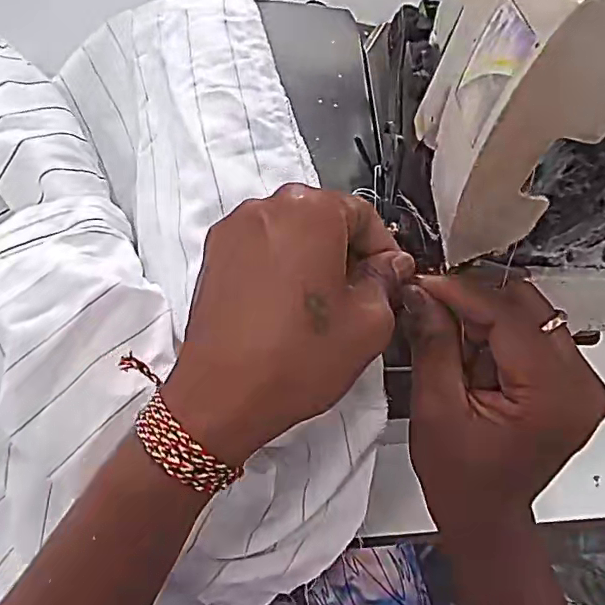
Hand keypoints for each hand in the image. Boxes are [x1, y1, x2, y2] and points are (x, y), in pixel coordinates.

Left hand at [164, 184, 414, 464]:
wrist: (223, 396)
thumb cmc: (292, 360)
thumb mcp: (369, 322)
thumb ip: (387, 282)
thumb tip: (389, 267)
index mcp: (310, 211)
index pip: (364, 215)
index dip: (384, 250)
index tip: (390, 278)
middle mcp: (267, 209)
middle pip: (325, 219)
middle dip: (348, 254)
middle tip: (362, 296)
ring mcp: (234, 232)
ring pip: (292, 235)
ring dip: (313, 262)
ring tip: (323, 310)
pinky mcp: (214, 258)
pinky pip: (262, 252)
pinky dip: (281, 271)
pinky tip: (290, 312)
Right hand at [402, 274, 604, 539]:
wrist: (486, 515)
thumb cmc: (463, 482)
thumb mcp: (436, 409)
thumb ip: (435, 343)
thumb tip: (424, 295)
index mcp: (554, 395)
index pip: (508, 316)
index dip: (460, 292)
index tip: (426, 283)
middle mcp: (580, 385)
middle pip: (527, 307)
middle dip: (474, 302)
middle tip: (432, 307)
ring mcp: (581, 384)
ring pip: (531, 315)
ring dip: (486, 318)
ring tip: (452, 343)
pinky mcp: (572, 383)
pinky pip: (535, 335)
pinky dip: (500, 336)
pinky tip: (474, 357)